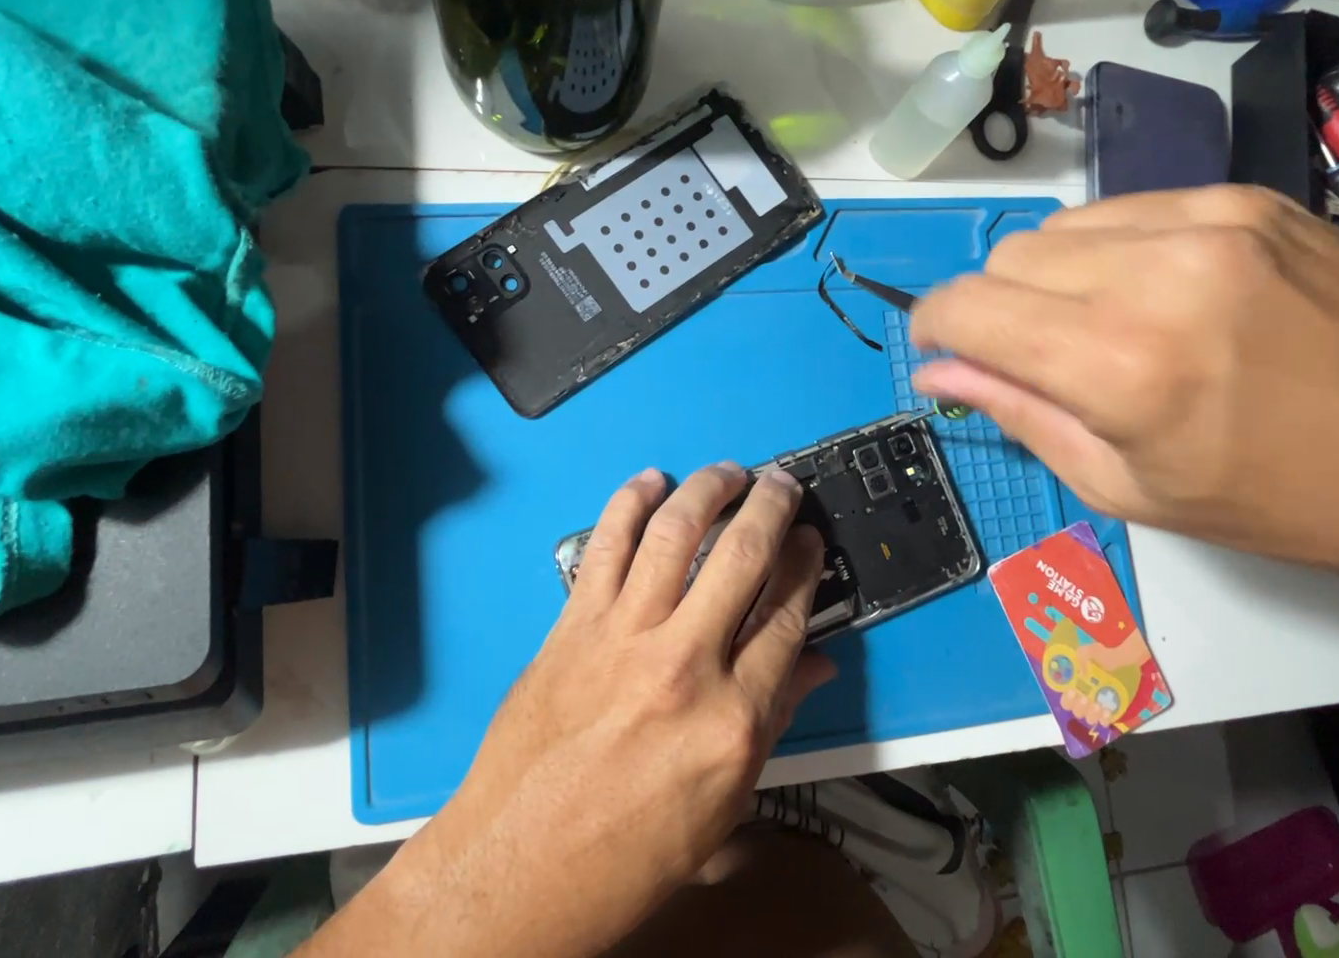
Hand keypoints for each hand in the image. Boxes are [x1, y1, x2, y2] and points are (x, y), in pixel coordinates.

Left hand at [311, 465, 833, 957]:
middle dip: (772, 508)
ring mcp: (623, 636)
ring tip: (727, 472)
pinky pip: (604, 547)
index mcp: (735, 718)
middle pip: (742, 558)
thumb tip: (815, 664)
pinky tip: (649, 482)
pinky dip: (628, 504)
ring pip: (674, 535)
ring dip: (707, 490)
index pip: (788, 616)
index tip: (813, 539)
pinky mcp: (573, 626)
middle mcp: (685, 662)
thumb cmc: (634, 852)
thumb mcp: (725, 803)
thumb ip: (772, 720)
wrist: (523, 866)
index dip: (806, 566)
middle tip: (782, 484)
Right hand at [908, 186, 1338, 592]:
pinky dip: (1106, 252)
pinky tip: (1149, 296)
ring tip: (1093, 329)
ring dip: (1045, 277)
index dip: (932, 327)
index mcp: (1120, 362)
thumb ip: (1020, 415)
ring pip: (1059, 228)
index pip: (968, 308)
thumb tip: (938, 373)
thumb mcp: (1129, 486)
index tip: (937, 352)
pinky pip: (1126, 211)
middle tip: (1027, 359)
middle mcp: (1155, 271)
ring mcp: (1208, 221)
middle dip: (991, 309)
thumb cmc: (1283, 499)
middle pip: (1006, 259)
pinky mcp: (1247, 199)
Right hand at [1060, 637, 1150, 727]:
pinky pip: (1105, 721)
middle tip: (1085, 698)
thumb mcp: (1089, 650)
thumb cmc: (1104, 654)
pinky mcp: (1111, 709)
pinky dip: (1104, 719)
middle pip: (1075, 711)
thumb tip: (1082, 673)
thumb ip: (1082, 657)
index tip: (1072, 691)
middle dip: (1078, 707)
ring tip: (1097, 706)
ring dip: (1090, 714)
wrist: (1124, 657)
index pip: (1065, 698)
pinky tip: (1107, 711)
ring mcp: (1098, 704)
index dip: (1066, 698)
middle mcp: (1084, 696)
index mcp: (1075, 684)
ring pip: (1088, 718)